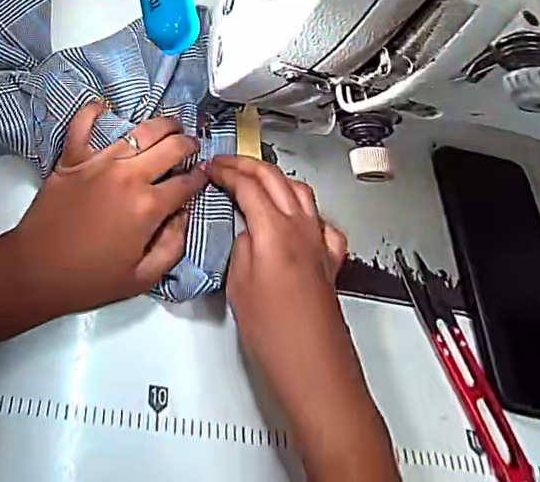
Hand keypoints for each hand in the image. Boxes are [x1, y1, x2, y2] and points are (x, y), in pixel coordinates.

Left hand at [0, 101, 206, 320]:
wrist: (37, 268)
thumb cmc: (90, 278)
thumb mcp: (143, 278)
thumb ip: (172, 245)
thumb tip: (183, 215)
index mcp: (148, 207)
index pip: (185, 183)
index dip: (200, 177)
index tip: (204, 174)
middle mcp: (127, 176)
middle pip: (170, 147)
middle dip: (187, 143)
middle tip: (191, 144)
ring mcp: (98, 161)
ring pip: (138, 131)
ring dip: (160, 126)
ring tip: (169, 125)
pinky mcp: (72, 156)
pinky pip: (83, 124)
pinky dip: (92, 111)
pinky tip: (103, 106)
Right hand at [206, 155, 353, 420]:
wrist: (316, 375)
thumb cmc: (276, 337)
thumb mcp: (238, 284)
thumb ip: (240, 245)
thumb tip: (244, 230)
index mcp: (275, 231)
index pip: (247, 184)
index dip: (224, 171)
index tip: (209, 168)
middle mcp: (301, 230)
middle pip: (274, 177)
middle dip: (246, 164)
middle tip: (224, 164)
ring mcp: (319, 244)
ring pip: (299, 190)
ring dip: (274, 177)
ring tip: (253, 178)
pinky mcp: (329, 262)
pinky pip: (320, 221)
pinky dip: (304, 208)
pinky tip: (294, 215)